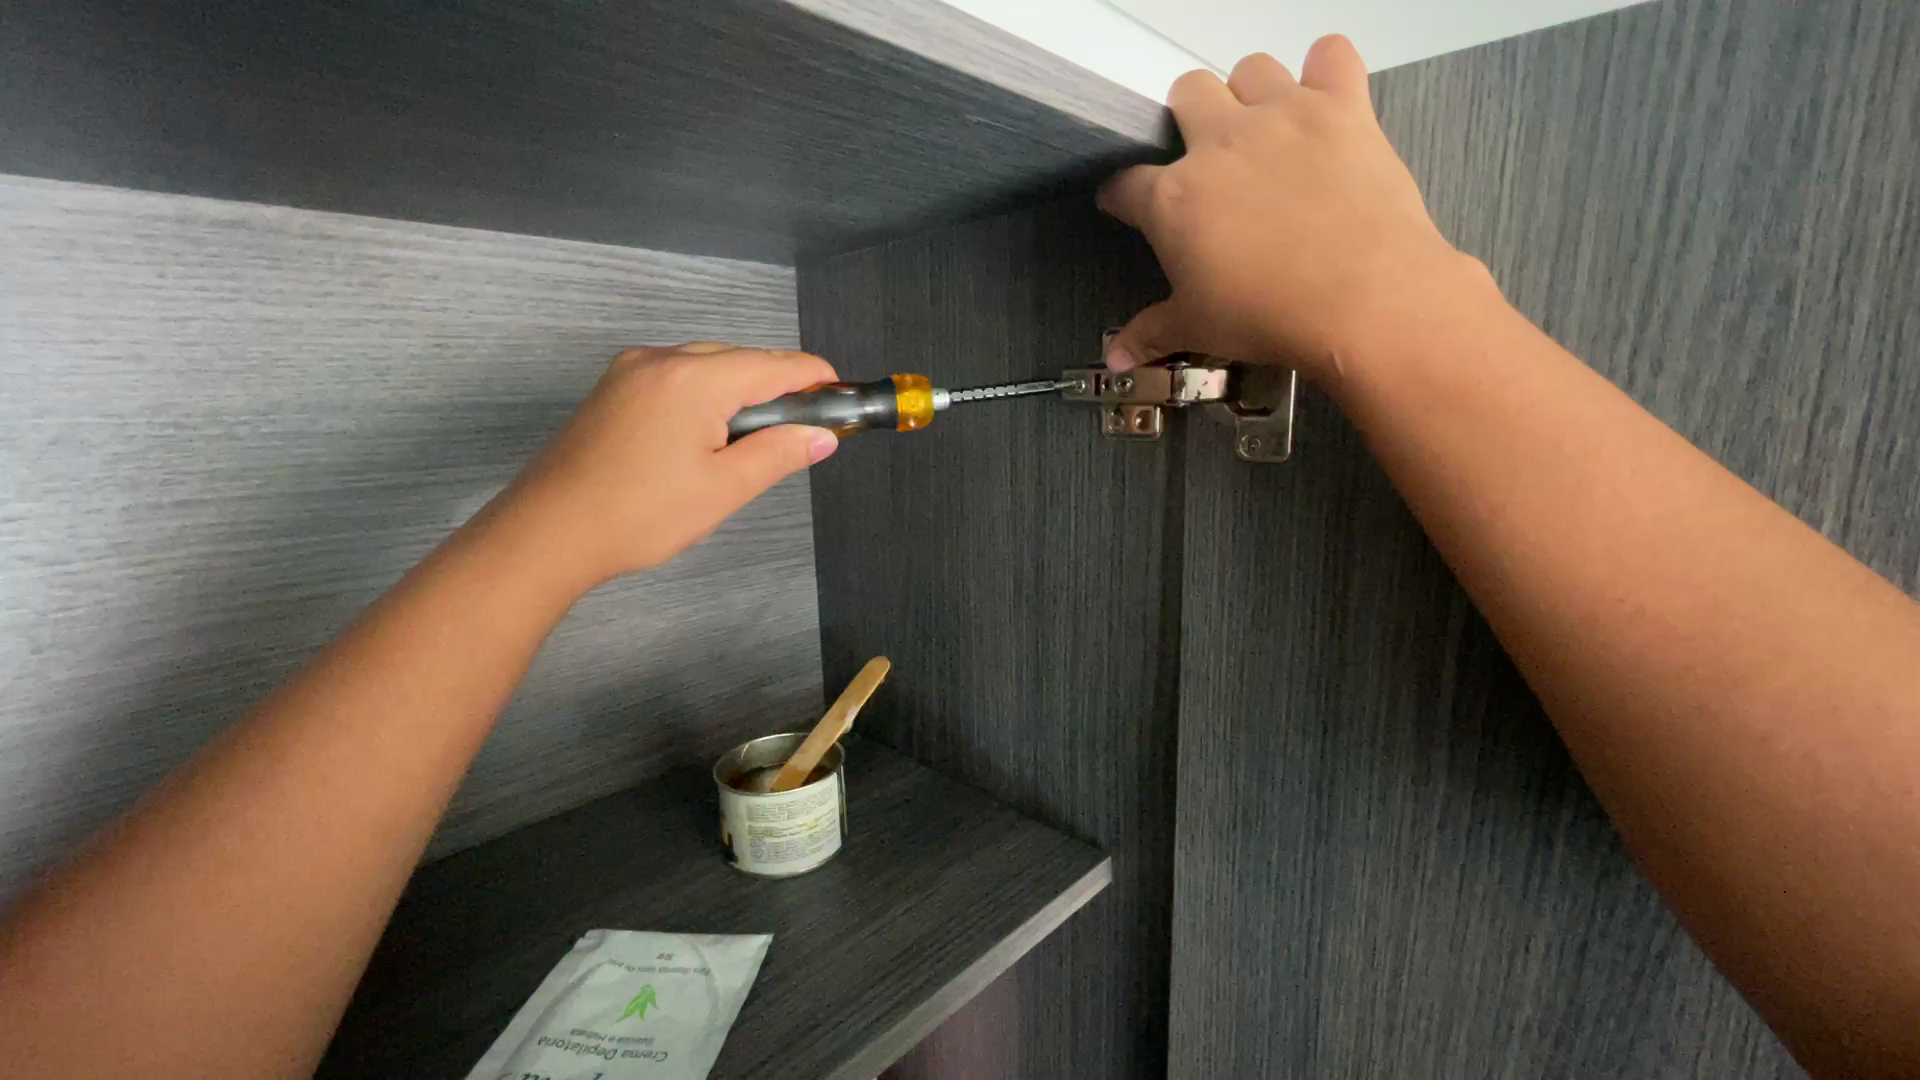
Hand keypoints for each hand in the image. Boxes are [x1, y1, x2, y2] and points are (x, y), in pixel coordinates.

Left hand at [489, 344, 837, 588]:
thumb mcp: (724, 488)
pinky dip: (707, 394)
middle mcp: (661, 359)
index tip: (840, 399)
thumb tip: (822, 437)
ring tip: (757, 438)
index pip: (774, 364)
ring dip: (741, 391)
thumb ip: (778, 453)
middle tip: (801, 431)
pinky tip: (710, 433)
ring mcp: (631, 370)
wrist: (549, 532)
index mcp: (694, 378)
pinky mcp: (614, 388)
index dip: (814, 378)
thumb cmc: (642, 514)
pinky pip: (677, 376)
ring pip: (708, 365)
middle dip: (778, 387)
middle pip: (741, 359)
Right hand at [1098, 37, 1482, 391]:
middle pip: (1186, 94)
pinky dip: (1325, 70)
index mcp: (1173, 199)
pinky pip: (1330, 55)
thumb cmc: (1265, 316)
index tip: (1124, 203)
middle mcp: (1220, 143)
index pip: (1126, 184)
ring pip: (1250, 70)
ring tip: (1262, 130)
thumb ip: (1149, 334)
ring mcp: (1282, 116)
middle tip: (1205, 160)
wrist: (1361, 300)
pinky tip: (1323, 99)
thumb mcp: (1197, 328)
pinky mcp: (1342, 108)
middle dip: (1186, 119)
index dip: (1120, 194)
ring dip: (1249, 93)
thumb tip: (1114, 361)